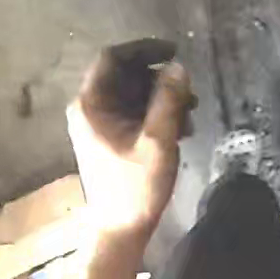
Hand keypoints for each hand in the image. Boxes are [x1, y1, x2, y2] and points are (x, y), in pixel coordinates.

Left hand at [66, 47, 191, 246]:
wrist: (121, 228)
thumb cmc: (136, 186)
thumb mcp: (157, 140)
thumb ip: (168, 100)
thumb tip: (178, 67)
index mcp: (91, 105)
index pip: (112, 58)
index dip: (144, 49)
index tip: (174, 53)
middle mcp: (89, 109)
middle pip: (125, 75)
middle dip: (159, 80)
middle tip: (189, 94)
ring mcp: (98, 124)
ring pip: (132, 94)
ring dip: (162, 99)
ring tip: (190, 115)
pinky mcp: (109, 137)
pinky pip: (132, 113)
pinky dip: (155, 115)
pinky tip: (180, 129)